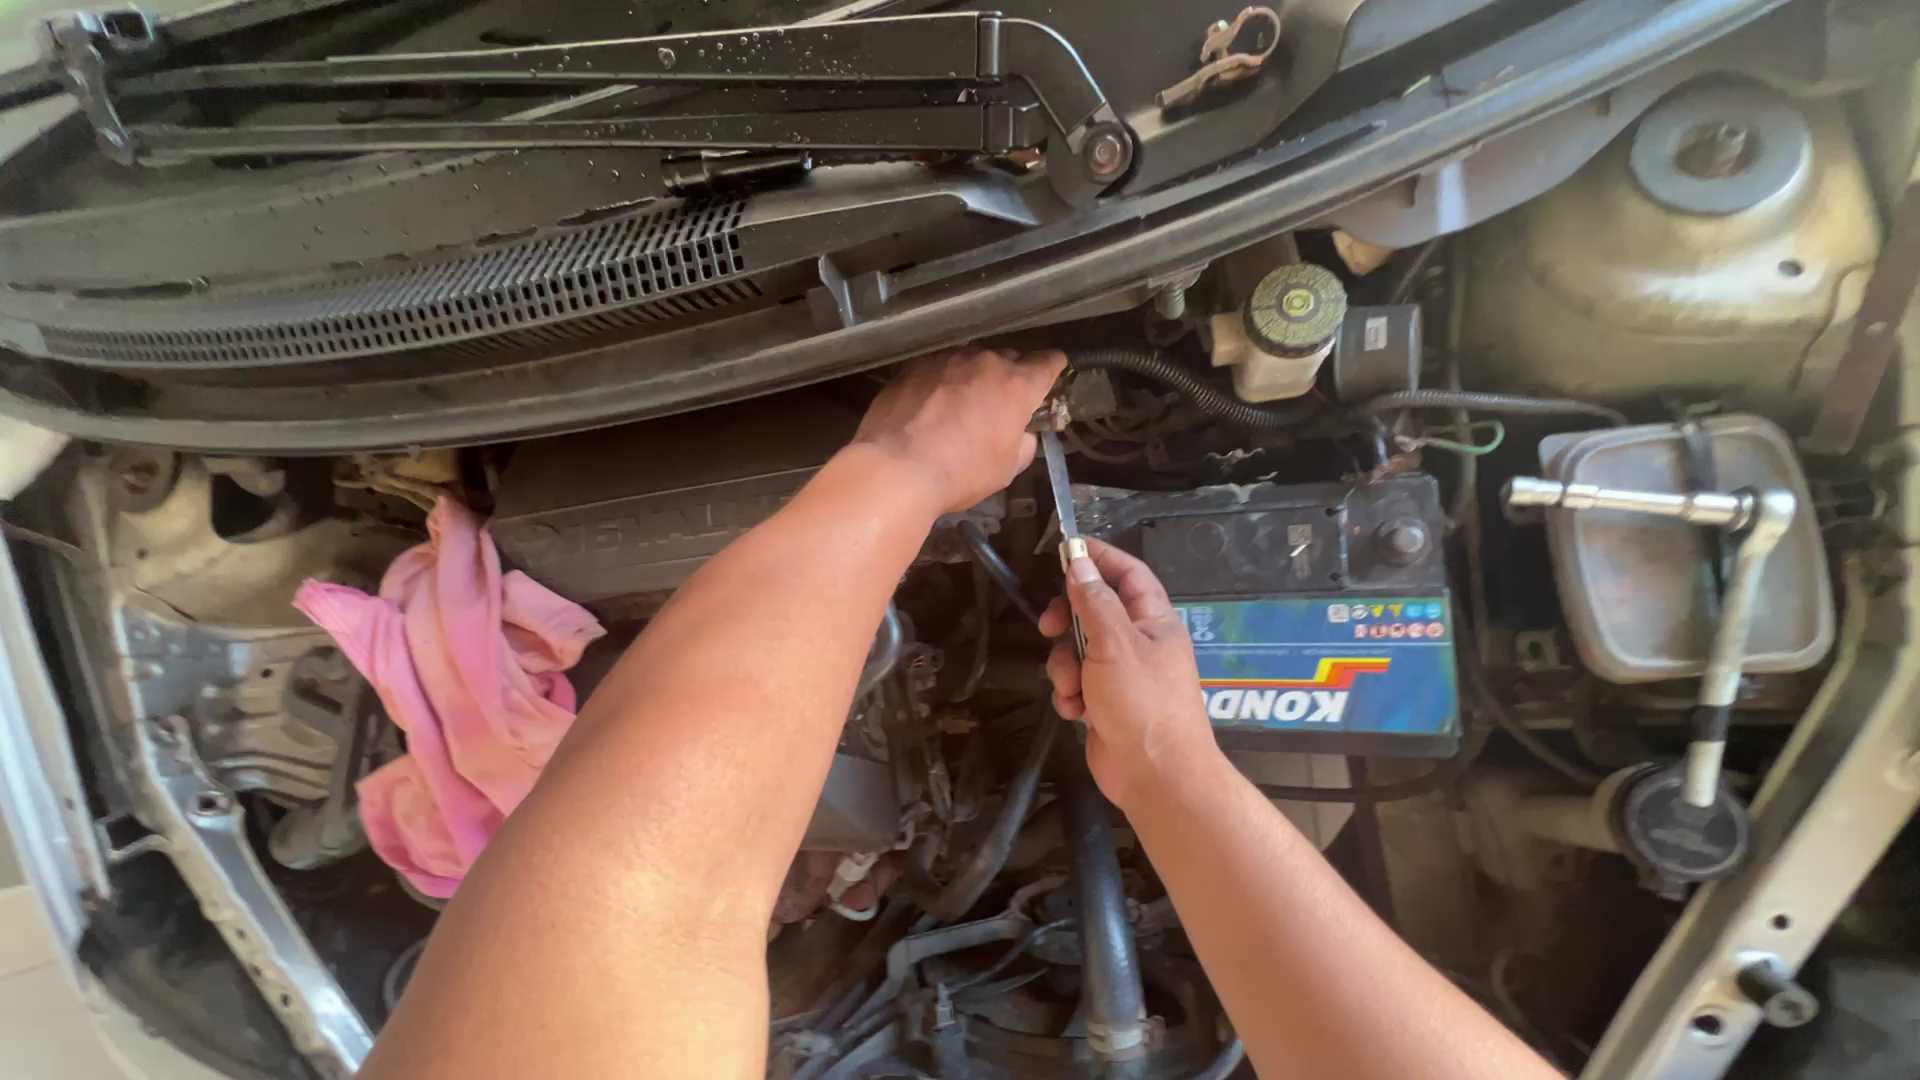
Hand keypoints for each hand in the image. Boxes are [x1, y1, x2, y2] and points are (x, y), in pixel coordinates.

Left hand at [848, 348, 1066, 514]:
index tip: (1053, 372)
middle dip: (1009, 377)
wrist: (897, 469)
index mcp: (1015, 386)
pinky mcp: (913, 366)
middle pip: (1007, 359)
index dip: (1053, 369)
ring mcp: (945, 360)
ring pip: (969, 361)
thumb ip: (1023, 444)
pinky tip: (931, 405)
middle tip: (1001, 403)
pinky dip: (941, 381)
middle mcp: (983, 363)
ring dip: (972, 378)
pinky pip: (938, 368)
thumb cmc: (959, 474)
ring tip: (962, 405)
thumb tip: (1022, 434)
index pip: (1047, 364)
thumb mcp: (1005, 470)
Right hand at [1040, 538, 1220, 807]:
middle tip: (1048, 626)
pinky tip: (1077, 711)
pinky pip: (1076, 683)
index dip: (1099, 557)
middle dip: (1067, 620)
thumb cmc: (1143, 703)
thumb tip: (1079, 563)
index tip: (1066, 549)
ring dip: (1065, 667)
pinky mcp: (1104, 702)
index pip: (1127, 573)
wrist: (1155, 776)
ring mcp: (1121, 674)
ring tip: (1074, 688)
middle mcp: (1138, 642)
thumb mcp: (1115, 644)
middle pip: (1094, 611)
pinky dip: (1071, 695)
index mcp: (1153, 621)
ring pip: (1077, 650)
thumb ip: (1094, 602)